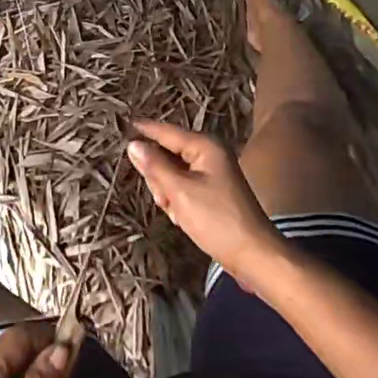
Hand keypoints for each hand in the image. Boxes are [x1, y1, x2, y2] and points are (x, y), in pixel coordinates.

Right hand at [125, 120, 282, 281]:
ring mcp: (212, 172)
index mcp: (205, 146)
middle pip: (168, 154)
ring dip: (168, 192)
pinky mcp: (212, 191)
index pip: (167, 132)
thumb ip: (155, 166)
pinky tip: (183, 218)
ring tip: (177, 213)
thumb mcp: (180, 191)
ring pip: (173, 173)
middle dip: (160, 177)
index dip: (145, 130)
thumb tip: (133, 145)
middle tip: (165, 199)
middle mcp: (209, 153)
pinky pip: (183, 187)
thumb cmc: (217, 220)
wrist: (253, 254)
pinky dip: (178, 200)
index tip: (124, 124)